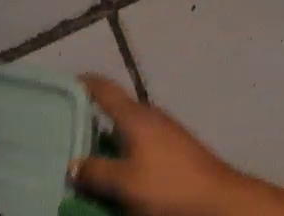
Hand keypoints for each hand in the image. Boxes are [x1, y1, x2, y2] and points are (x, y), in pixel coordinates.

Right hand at [72, 76, 283, 215]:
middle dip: (92, 118)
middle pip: (115, 108)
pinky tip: (119, 169)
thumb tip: (72, 163)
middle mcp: (149, 114)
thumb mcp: (125, 183)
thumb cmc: (168, 185)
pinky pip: (141, 142)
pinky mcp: (175, 148)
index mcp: (134, 114)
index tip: (63, 84)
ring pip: (128, 128)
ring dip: (109, 138)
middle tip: (67, 130)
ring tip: (88, 154)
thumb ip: (96, 172)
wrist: (219, 199)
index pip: (103, 88)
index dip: (83, 83)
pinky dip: (125, 150)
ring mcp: (165, 130)